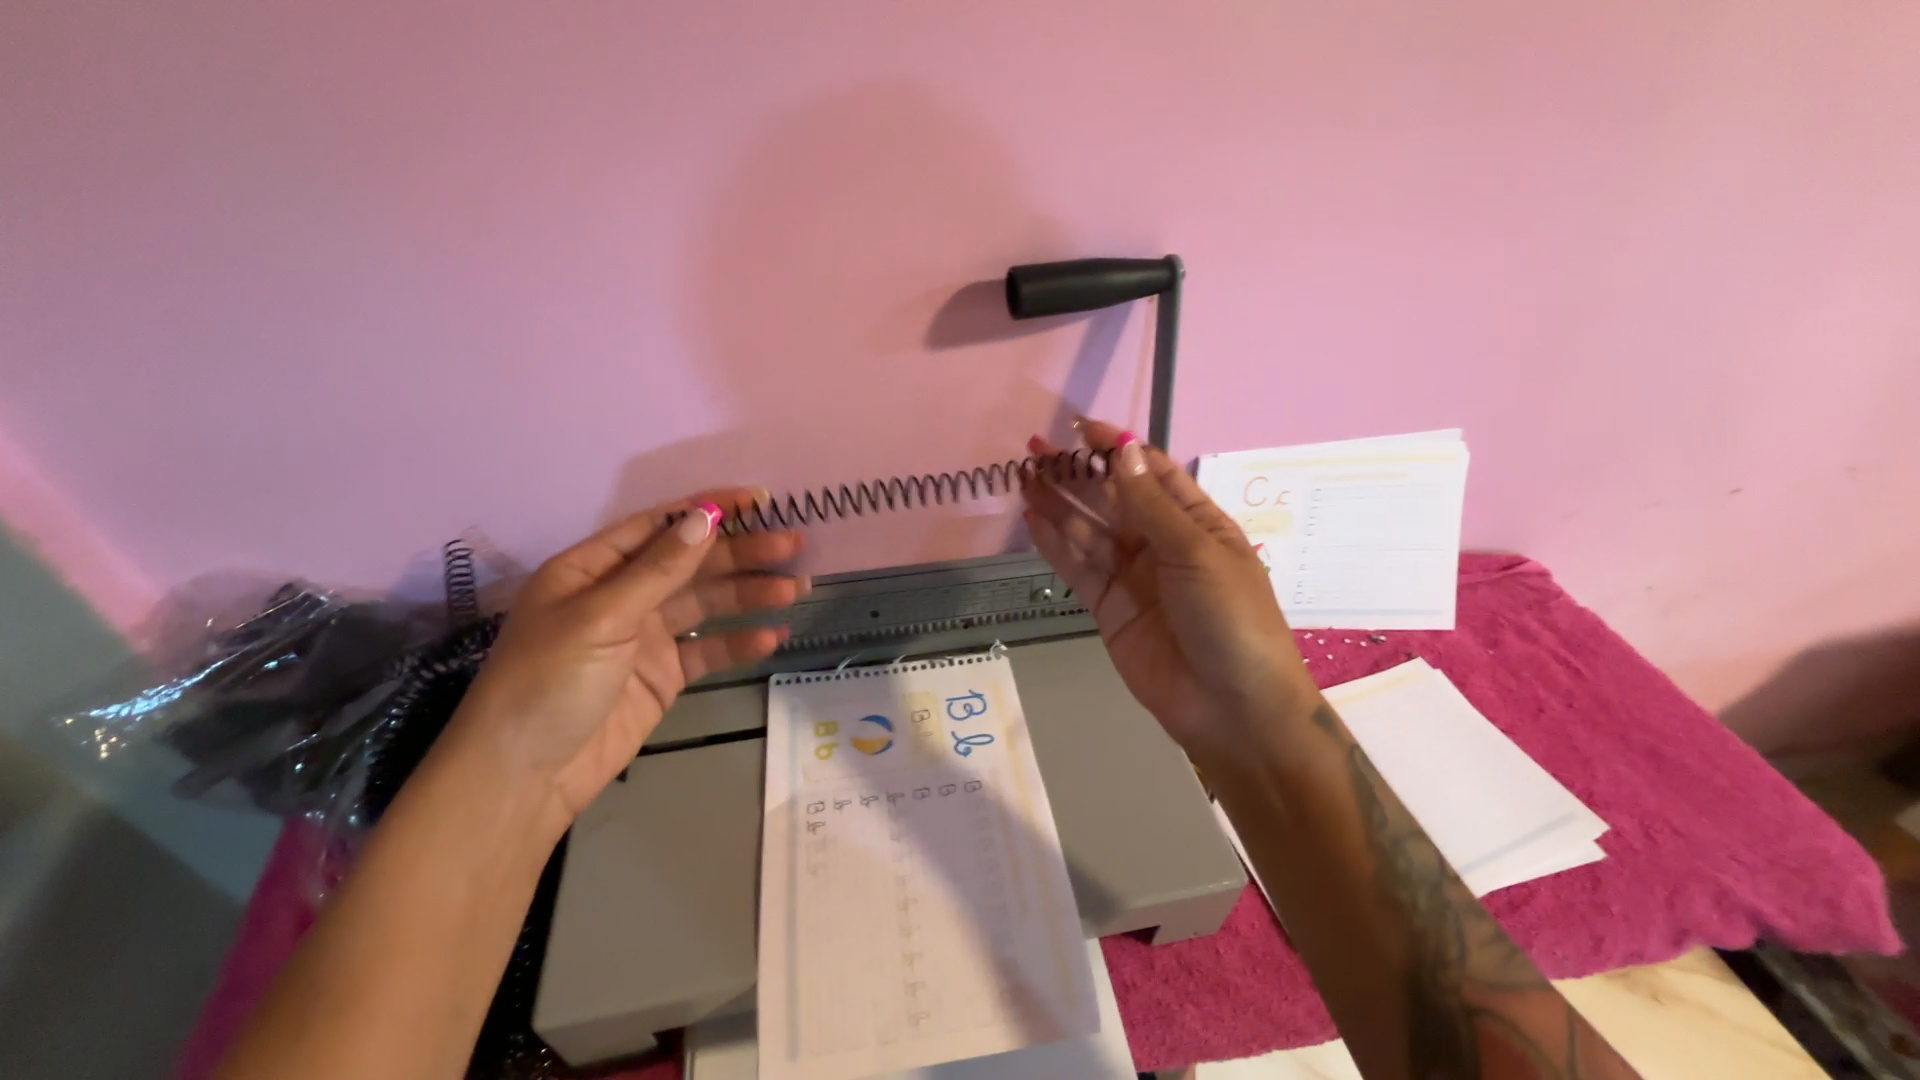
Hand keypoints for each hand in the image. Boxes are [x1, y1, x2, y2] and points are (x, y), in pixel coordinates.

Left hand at [438, 489, 804, 823]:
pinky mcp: (663, 675)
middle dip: (742, 552)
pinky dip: (739, 642)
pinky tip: (772, 636)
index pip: (659, 525)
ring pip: (706, 604)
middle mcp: (622, 595)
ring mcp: (645, 636)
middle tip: (794, 545)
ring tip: (796, 589)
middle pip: (691, 563)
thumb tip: (706, 517)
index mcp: (592, 568)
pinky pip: (708, 650)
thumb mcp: (601, 617)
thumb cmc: (548, 681)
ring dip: (750, 594)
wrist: (526, 776)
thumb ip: (659, 569)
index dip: (709, 509)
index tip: (761, 500)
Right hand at [1021, 421, 1315, 756]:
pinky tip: (1031, 519)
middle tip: (1035, 450)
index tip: (1079, 428)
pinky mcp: (1108, 608)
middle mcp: (1160, 543)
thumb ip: (1151, 506)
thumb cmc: (1231, 619)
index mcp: (1195, 522)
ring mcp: (1132, 577)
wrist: (1231, 707)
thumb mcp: (1196, 553)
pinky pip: (1077, 569)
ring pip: (1088, 531)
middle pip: (1111, 499)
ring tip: (1023, 476)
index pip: (1149, 473)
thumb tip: (1123, 452)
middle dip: (1076, 474)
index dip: (1116, 449)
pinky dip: (1055, 545)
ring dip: (1057, 504)